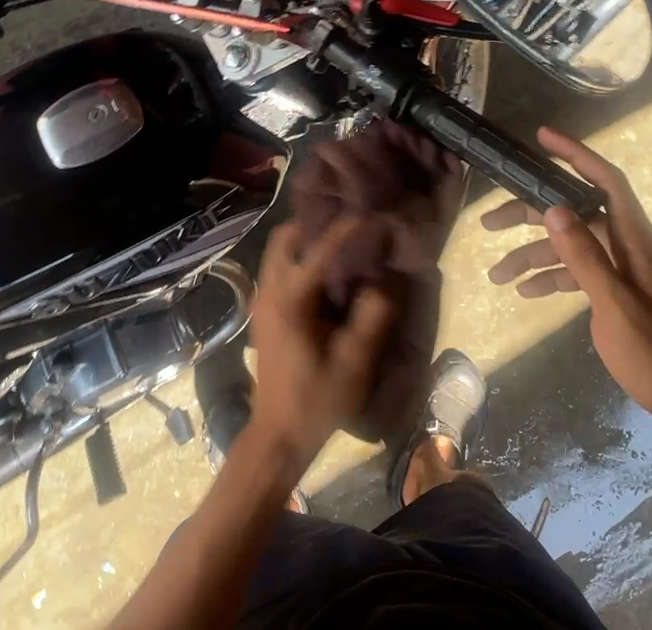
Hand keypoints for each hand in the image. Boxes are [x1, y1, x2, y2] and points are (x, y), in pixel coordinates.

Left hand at [249, 218, 400, 464]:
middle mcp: (269, 292)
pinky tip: (330, 273)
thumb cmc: (317, 400)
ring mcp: (262, 302)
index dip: (347, 230)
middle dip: (316, 225)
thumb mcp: (354, 361)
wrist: (278, 435)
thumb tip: (389, 279)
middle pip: (286, 239)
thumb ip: (373, 315)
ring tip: (344, 244)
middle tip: (351, 225)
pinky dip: (301, 260)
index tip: (372, 216)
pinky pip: (280, 271)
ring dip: (307, 242)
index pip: (319, 250)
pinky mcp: (265, 314)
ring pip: (279, 253)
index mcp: (289, 300)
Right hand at [482, 127, 651, 437]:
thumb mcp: (616, 308)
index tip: (542, 138)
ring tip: (496, 274)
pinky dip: (552, 277)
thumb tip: (553, 208)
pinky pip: (580, 272)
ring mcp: (626, 272)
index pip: (607, 183)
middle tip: (489, 222)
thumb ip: (585, 257)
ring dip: (534, 255)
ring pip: (572, 246)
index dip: (576, 156)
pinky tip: (527, 293)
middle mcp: (632, 248)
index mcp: (638, 243)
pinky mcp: (620, 293)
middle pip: (577, 213)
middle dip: (532, 214)